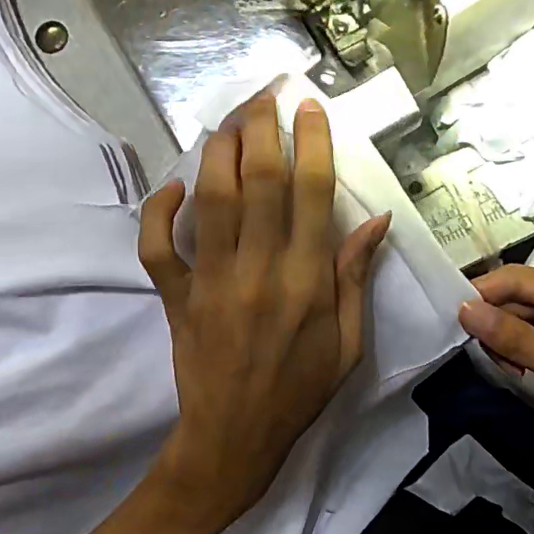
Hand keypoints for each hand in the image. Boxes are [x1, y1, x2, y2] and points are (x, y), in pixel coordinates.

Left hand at [139, 87, 391, 527]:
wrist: (234, 438)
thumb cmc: (299, 392)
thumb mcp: (348, 345)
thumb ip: (356, 279)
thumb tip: (377, 221)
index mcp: (308, 282)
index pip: (312, 195)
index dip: (312, 143)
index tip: (308, 107)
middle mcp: (259, 272)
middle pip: (258, 182)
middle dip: (261, 127)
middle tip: (264, 95)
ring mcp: (212, 283)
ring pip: (210, 199)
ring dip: (217, 150)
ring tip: (228, 122)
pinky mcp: (176, 297)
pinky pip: (157, 246)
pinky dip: (159, 211)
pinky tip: (174, 185)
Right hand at [458, 265, 533, 487]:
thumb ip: (516, 339)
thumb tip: (465, 311)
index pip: (524, 279)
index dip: (485, 292)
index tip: (450, 315)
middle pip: (523, 293)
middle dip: (495, 318)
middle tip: (474, 348)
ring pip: (525, 312)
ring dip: (505, 335)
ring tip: (502, 364)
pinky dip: (518, 346)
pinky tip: (513, 365)